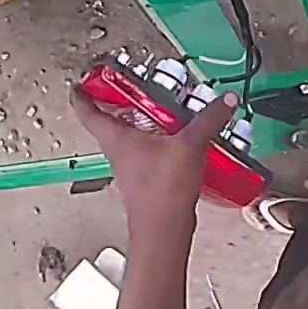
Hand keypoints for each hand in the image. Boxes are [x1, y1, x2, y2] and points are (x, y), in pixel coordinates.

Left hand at [70, 88, 238, 238]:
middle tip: (132, 87)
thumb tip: (224, 101)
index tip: (83, 79)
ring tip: (163, 110)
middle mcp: (119, 152)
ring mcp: (132, 167)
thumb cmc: (162, 190)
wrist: (164, 228)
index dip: (82, 92)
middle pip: (110, 121)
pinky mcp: (147, 179)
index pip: (87, 109)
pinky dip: (160, 142)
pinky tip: (180, 140)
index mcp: (117, 138)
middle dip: (120, 103)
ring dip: (143, 123)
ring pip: (130, 138)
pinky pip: (149, 153)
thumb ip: (209, 119)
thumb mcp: (190, 144)